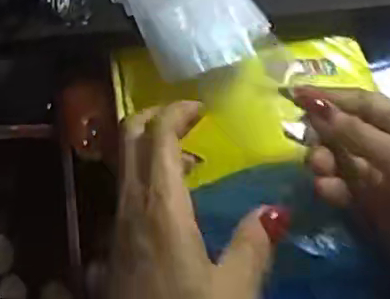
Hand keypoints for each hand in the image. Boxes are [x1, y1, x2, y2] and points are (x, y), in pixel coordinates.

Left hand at [109, 101, 286, 298]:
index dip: (177, 110)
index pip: (158, 132)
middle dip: (157, 116)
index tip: (202, 108)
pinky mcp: (113, 242)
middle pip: (131, 134)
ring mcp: (117, 220)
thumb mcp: (233, 291)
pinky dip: (145, 175)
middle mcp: (130, 200)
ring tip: (188, 159)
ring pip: (125, 160)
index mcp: (159, 202)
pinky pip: (125, 188)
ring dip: (150, 146)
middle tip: (190, 121)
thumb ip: (252, 245)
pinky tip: (172, 204)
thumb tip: (276, 210)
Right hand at [289, 86, 389, 298]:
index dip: (331, 96)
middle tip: (304, 142)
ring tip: (318, 172)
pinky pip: (350, 191)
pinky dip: (334, 189)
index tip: (294, 94)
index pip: (363, 102)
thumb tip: (314, 102)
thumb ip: (354, 131)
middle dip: (324, 133)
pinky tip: (327, 193)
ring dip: (326, 161)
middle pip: (349, 130)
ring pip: (345, 161)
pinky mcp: (384, 213)